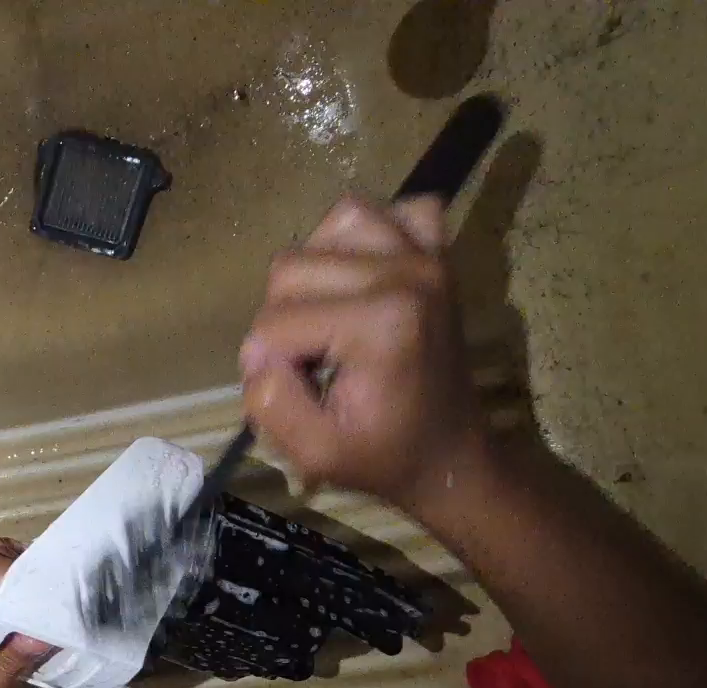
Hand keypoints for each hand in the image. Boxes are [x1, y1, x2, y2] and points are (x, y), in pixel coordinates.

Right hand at [238, 195, 489, 513]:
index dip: (262, 365)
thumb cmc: (381, 457)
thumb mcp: (313, 453)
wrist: (448, 455)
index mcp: (379, 324)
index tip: (292, 395)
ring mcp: (425, 253)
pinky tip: (356, 279)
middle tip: (306, 363)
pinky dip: (359, 238)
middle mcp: (404, 272)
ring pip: (327, 229)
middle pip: (289, 270)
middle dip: (279, 321)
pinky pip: (385, 211)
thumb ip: (270, 403)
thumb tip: (257, 355)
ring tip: (324, 319)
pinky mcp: (436, 249)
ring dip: (310, 275)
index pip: (272, 324)